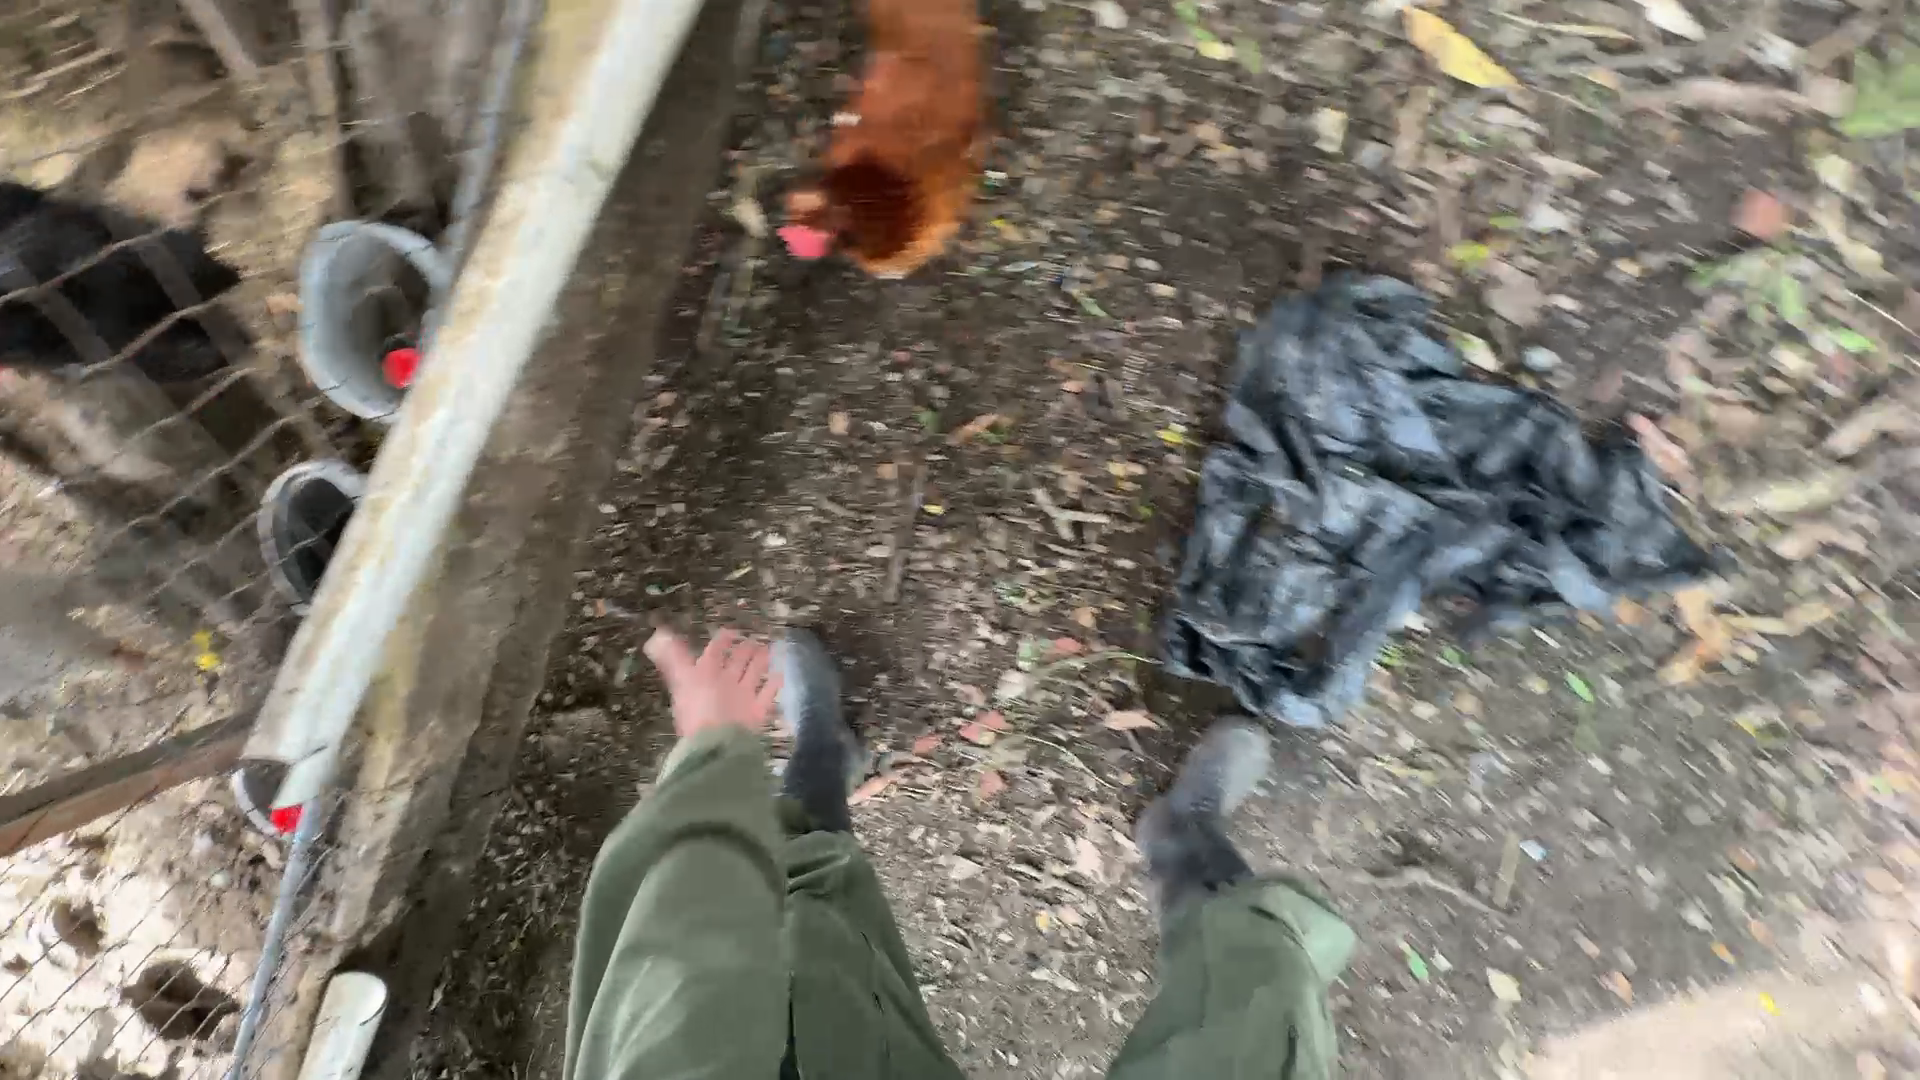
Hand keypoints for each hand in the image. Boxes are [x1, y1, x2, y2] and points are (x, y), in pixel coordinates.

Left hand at [644, 627, 782, 737]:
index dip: (721, 642)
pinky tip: (780, 674)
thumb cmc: (700, 707)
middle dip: (744, 651)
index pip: (714, 654)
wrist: (717, 743)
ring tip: (769, 649)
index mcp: (705, 676)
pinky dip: (773, 685)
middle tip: (755, 640)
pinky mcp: (756, 713)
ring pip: (752, 676)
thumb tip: (656, 635)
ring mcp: (740, 700)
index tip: (732, 632)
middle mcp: (722, 686)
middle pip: (735, 664)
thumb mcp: (684, 677)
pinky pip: (766, 696)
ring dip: (760, 663)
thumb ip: (672, 656)